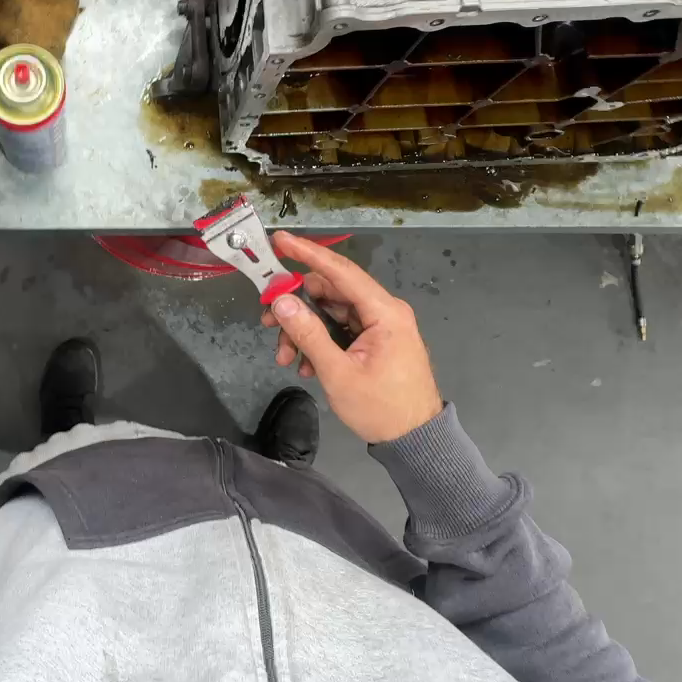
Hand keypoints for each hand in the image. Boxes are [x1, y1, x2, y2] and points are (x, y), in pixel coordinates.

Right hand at [258, 232, 443, 443]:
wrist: (414, 441)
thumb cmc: (380, 407)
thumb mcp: (338, 372)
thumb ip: (308, 334)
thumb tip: (280, 301)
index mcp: (383, 312)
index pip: (340, 271)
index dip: (307, 253)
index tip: (280, 240)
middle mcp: (382, 310)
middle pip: (329, 291)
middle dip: (295, 305)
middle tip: (267, 321)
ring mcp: (378, 325)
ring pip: (328, 312)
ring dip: (302, 330)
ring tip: (284, 357)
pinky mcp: (372, 340)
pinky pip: (337, 329)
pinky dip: (317, 342)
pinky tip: (304, 366)